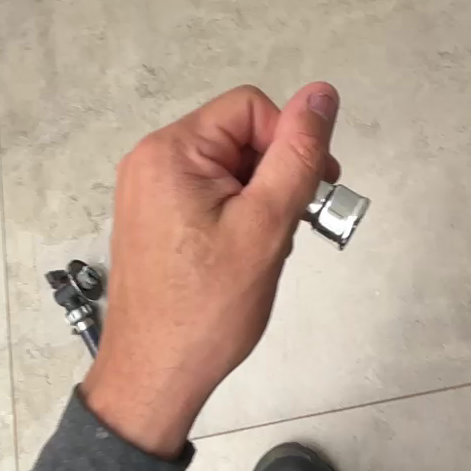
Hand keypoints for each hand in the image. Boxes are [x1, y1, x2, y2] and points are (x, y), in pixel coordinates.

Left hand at [81, 83, 340, 457]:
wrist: (156, 379)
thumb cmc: (211, 305)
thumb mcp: (266, 224)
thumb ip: (298, 154)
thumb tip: (322, 92)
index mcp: (171, 150)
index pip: (251, 109)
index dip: (289, 143)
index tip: (312, 192)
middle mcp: (151, 159)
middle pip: (239, 136)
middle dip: (277, 174)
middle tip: (296, 225)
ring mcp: (148, 190)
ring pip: (229, 166)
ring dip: (262, 197)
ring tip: (268, 246)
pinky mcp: (154, 217)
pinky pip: (209, 192)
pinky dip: (239, 212)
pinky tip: (246, 251)